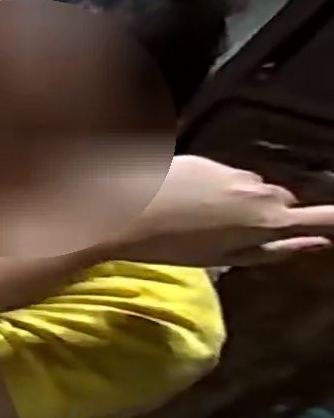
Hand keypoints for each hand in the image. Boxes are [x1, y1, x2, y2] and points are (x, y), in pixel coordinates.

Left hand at [103, 154, 333, 266]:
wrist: (105, 216)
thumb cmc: (161, 246)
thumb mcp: (217, 257)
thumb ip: (272, 250)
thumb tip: (320, 243)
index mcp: (269, 220)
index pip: (329, 217)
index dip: (331, 220)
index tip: (324, 221)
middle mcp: (258, 191)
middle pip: (277, 199)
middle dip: (258, 210)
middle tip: (216, 224)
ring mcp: (228, 172)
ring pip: (242, 183)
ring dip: (225, 194)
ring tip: (182, 209)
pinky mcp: (197, 160)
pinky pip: (210, 172)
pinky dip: (197, 181)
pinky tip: (164, 194)